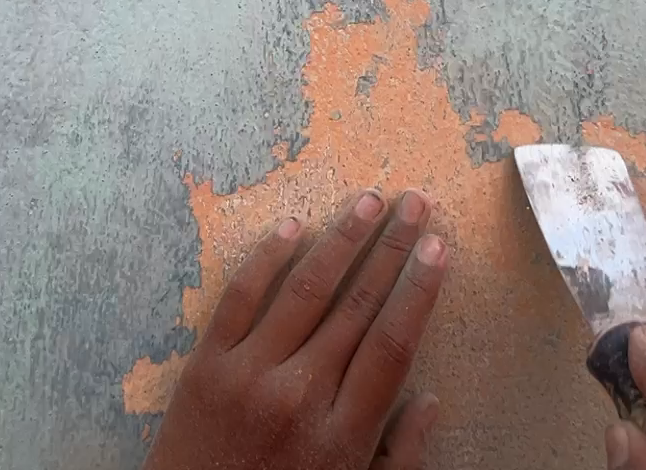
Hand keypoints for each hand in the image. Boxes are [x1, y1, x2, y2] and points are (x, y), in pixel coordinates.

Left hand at [144, 189, 449, 469]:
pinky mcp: (206, 364)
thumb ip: (399, 459)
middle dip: (392, 247)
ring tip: (369, 201)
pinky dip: (266, 257)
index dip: (419, 289)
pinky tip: (293, 226)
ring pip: (305, 289)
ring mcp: (249, 374)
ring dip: (342, 238)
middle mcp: (299, 395)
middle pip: (357, 305)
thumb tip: (430, 398)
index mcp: (342, 436)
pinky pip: (240, 296)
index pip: (392, 343)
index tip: (439, 247)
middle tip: (414, 203)